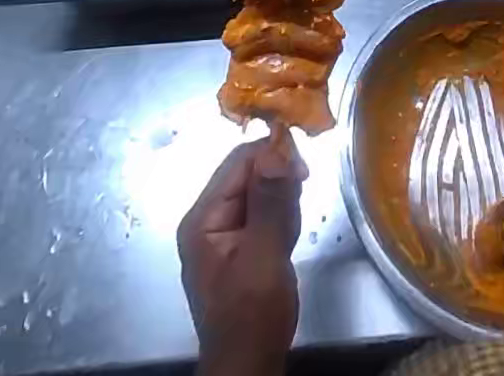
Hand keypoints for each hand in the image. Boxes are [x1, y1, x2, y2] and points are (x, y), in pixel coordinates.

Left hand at [177, 136, 306, 375]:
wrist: (248, 371)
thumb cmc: (252, 317)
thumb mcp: (263, 258)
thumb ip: (269, 204)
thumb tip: (274, 151)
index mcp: (202, 217)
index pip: (235, 165)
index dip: (267, 154)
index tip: (301, 159)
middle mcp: (207, 220)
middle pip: (245, 177)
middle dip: (276, 182)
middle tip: (300, 195)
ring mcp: (222, 236)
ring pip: (257, 196)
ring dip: (281, 203)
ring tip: (289, 233)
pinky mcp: (239, 250)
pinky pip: (261, 218)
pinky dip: (279, 220)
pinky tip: (287, 238)